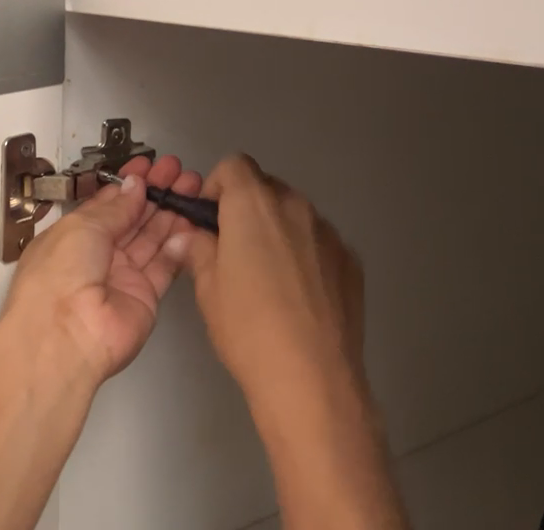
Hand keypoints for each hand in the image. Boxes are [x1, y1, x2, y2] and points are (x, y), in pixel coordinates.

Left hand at [3, 155, 203, 384]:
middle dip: (157, 192)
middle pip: (134, 218)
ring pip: (153, 239)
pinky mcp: (143, 298)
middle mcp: (98, 257)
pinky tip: (190, 227)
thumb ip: (116, 206)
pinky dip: (179, 247)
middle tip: (179, 172)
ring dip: (173, 214)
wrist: (64, 338)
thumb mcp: (83, 225)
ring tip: (193, 189)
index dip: (131, 182)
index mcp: (75, 236)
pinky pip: (165, 267)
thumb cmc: (55, 282)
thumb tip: (133, 185)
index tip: (151, 165)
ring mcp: (121, 278)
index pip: (109, 203)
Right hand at [166, 154, 365, 403]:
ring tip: (270, 281)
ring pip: (296, 216)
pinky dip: (306, 256)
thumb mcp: (208, 290)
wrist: (312, 379)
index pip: (234, 165)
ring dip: (279, 231)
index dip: (217, 187)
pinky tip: (301, 298)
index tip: (209, 221)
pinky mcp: (351, 259)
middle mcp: (295, 206)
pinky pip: (320, 243)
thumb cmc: (248, 330)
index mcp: (255, 205)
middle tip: (235, 253)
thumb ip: (199, 250)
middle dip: (247, 209)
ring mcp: (329, 232)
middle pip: (267, 188)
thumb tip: (192, 236)